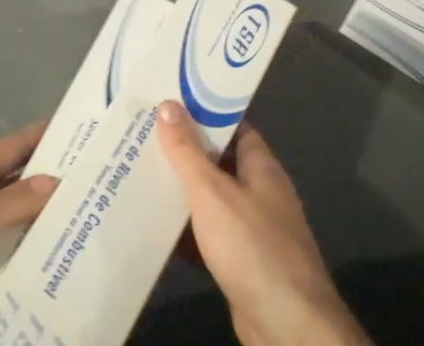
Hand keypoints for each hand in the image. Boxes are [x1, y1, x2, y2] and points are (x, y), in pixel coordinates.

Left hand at [0, 120, 59, 299]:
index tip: (74, 127)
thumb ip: (13, 202)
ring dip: (30, 201)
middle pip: (9, 172)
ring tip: (67, 208)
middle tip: (82, 174)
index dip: (41, 135)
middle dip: (42, 170)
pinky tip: (30, 240)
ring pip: (1, 200)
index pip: (13, 145)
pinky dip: (13, 227)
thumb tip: (56, 180)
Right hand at [158, 101, 371, 345]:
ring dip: (180, 190)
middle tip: (139, 134)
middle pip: (218, 161)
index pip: (233, 125)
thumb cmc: (252, 247)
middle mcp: (261, 193)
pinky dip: (184, 229)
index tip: (167, 99)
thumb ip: (187, 151)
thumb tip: (168, 104)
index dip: (202, 111)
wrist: (287, 325)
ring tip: (136, 172)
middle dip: (182, 150)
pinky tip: (152, 224)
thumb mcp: (212, 192)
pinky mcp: (241, 261)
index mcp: (262, 168)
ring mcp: (253, 229)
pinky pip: (207, 234)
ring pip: (210, 199)